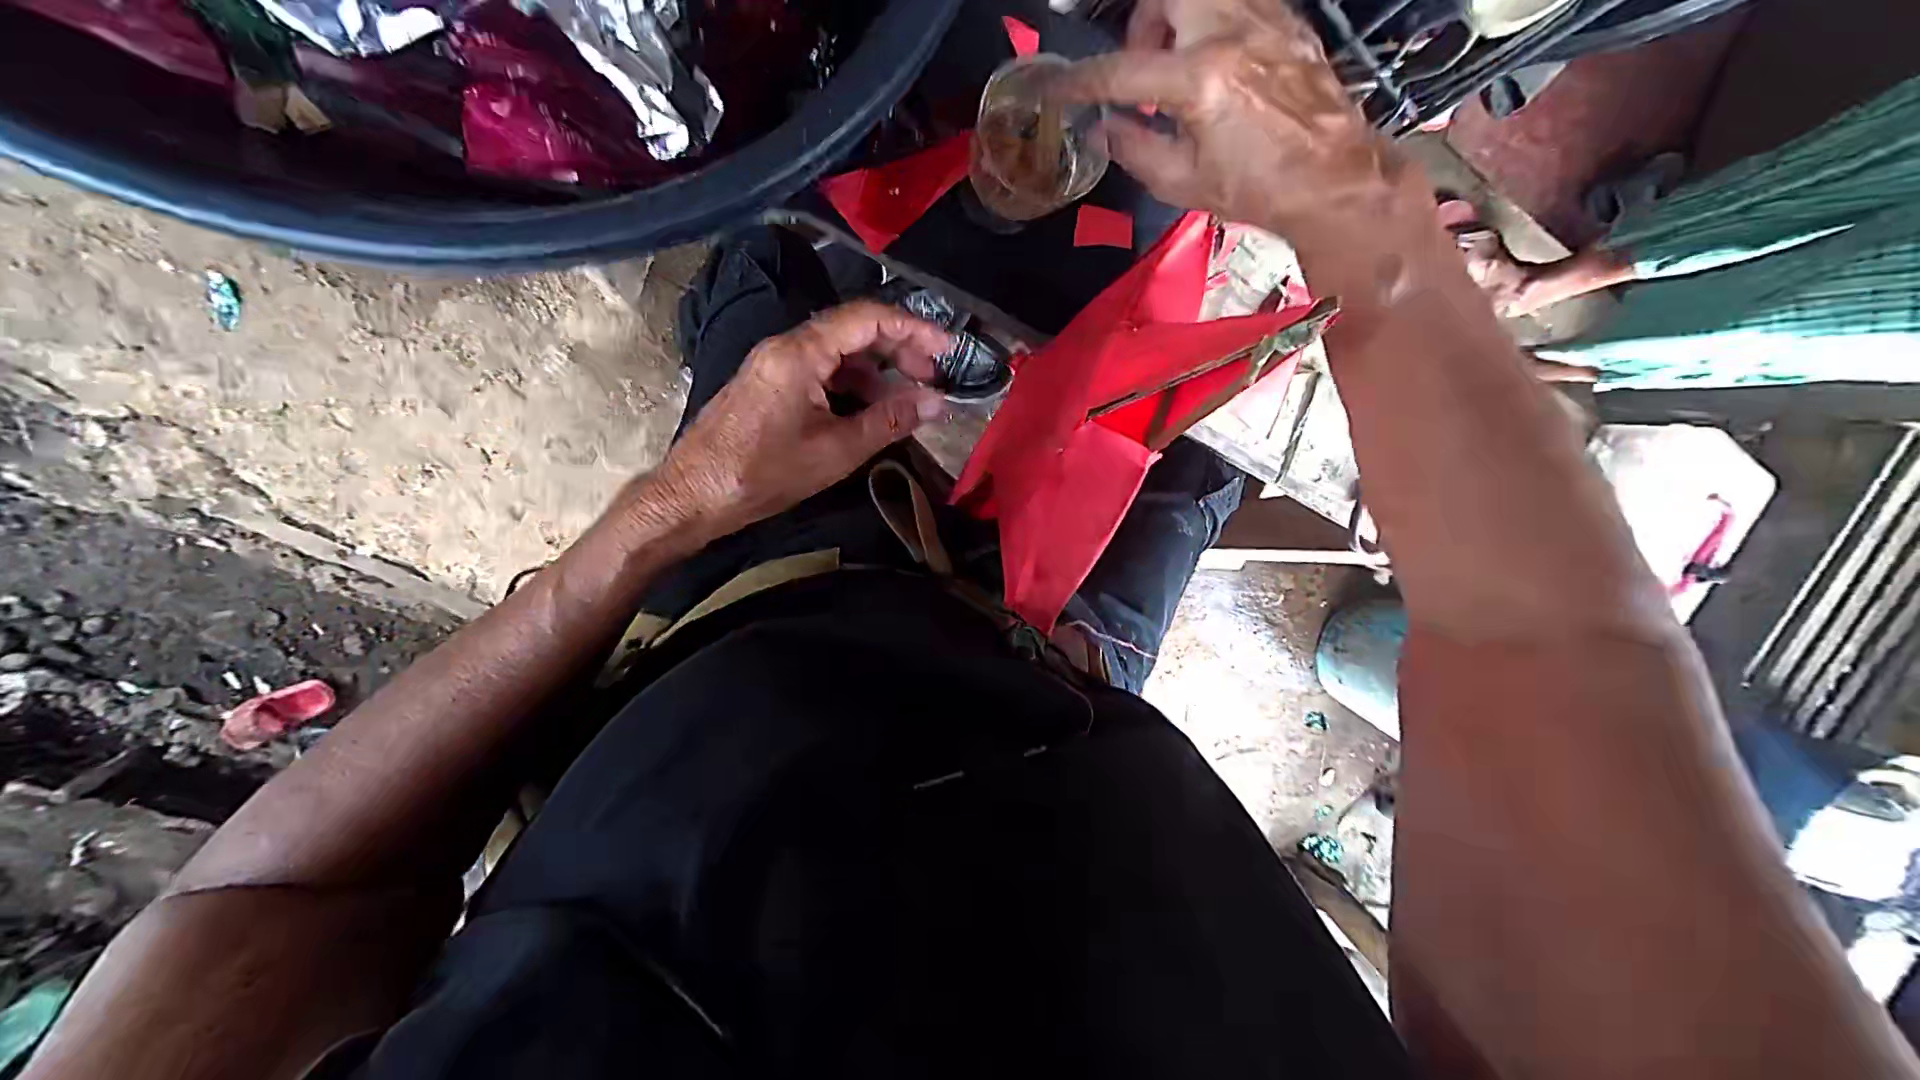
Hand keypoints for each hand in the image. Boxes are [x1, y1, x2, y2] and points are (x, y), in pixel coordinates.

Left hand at [640, 300, 949, 538]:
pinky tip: (870, 408)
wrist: (692, 496)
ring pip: (837, 352)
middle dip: (899, 349)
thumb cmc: (763, 474)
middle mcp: (785, 347)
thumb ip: (889, 422)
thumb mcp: (835, 451)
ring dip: (876, 369)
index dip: (914, 328)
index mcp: (800, 353)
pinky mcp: (768, 385)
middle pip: (853, 331)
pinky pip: (819, 370)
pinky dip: (851, 384)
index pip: (867, 319)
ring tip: (908, 397)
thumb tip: (936, 403)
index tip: (948, 347)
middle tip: (934, 376)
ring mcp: (774, 365)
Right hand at [1059, 1, 1414, 240]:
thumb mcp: (1180, 182)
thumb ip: (1133, 148)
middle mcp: (1231, 33)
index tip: (1056, 88)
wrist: (1330, 177)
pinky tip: (1213, 62)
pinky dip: (1212, 21)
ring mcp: (1264, 19)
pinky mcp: (1287, 21)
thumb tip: (1104, 127)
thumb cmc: (1254, 189)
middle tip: (1141, 65)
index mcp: (1200, 81)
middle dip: (1141, 22)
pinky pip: (1237, 0)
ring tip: (1177, 65)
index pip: (1121, 70)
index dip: (1079, 80)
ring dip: (1176, 18)